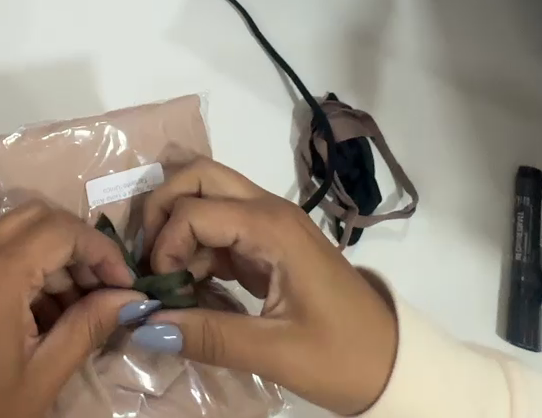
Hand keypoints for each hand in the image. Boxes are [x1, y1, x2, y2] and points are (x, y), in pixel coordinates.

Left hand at [0, 202, 155, 417]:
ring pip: (17, 228)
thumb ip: (88, 327)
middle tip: (101, 286)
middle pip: (39, 216)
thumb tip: (130, 297)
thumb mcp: (43, 377)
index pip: (61, 231)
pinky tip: (42, 308)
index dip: (100, 249)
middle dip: (77, 244)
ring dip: (52, 253)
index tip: (124, 282)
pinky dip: (25, 263)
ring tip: (75, 306)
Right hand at [130, 160, 398, 414]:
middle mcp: (266, 208)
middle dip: (162, 207)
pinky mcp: (267, 240)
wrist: (396, 365)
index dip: (166, 246)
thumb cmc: (342, 356)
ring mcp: (268, 221)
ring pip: (206, 193)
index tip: (163, 290)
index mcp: (271, 226)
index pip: (194, 211)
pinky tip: (190, 283)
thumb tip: (145, 325)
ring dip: (177, 224)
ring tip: (167, 274)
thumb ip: (209, 336)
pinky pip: (218, 223)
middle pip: (198, 176)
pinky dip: (194, 243)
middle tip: (149, 257)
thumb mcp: (276, 353)